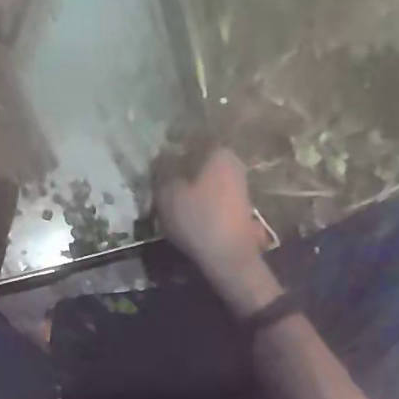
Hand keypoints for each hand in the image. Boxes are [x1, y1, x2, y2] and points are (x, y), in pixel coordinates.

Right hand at [157, 146, 267, 278]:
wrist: (229, 257)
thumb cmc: (197, 219)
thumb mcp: (167, 193)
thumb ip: (162, 171)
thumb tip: (162, 160)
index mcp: (218, 152)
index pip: (190, 141)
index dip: (171, 151)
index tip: (157, 163)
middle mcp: (234, 164)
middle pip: (201, 162)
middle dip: (182, 171)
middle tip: (162, 183)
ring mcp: (241, 188)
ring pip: (208, 181)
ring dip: (192, 189)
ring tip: (172, 202)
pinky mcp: (241, 210)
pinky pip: (215, 198)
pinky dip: (202, 203)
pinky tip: (189, 215)